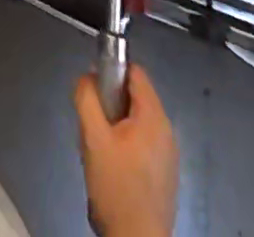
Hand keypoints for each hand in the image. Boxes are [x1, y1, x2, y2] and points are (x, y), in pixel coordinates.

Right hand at [75, 64, 178, 236]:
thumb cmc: (116, 184)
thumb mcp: (92, 135)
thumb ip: (86, 98)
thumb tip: (87, 77)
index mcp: (154, 117)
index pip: (136, 72)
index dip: (111, 69)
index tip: (92, 85)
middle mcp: (166, 131)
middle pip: (134, 97)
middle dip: (108, 102)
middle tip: (90, 122)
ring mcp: (167, 153)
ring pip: (134, 120)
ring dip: (113, 124)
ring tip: (96, 146)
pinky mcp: (163, 171)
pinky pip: (140, 141)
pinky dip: (122, 142)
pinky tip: (109, 165)